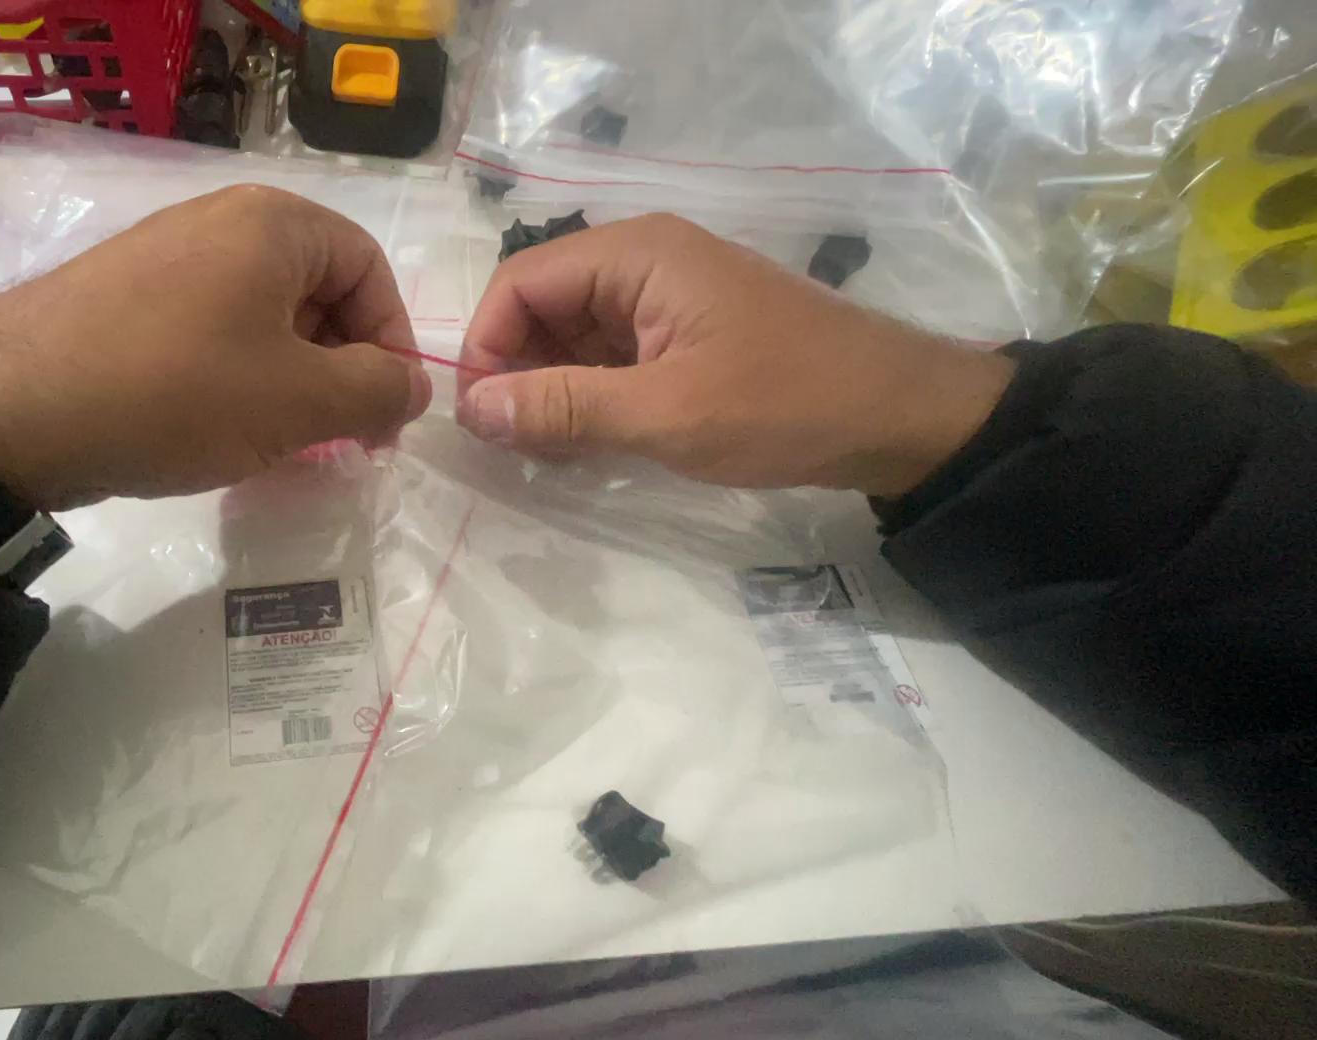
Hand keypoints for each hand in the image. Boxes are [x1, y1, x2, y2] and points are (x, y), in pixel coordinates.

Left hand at [0, 185, 431, 509]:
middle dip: (342, 372)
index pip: (369, 272)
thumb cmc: (179, 394)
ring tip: (286, 446)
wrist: (12, 412)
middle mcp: (221, 223)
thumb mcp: (300, 400)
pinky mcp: (129, 302)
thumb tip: (416, 386)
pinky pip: (213, 336)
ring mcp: (167, 260)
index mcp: (274, 225)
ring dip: (293, 385)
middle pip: (318, 295)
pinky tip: (227, 432)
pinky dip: (240, 383)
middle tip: (342, 440)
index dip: (393, 345)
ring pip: (265, 323)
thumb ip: (378, 390)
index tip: (387, 416)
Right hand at [457, 215, 1015, 495]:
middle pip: (536, 310)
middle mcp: (638, 266)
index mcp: (635, 256)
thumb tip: (471, 410)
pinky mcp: (670, 339)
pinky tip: (584, 445)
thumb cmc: (785, 405)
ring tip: (552, 452)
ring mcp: (655, 303)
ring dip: (546, 395)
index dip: (486, 346)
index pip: (519, 282)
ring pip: (563, 341)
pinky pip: (598, 363)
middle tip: (517, 445)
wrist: (898, 420)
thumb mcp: (664, 413)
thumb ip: (562, 407)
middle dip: (515, 375)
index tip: (483, 418)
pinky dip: (580, 402)